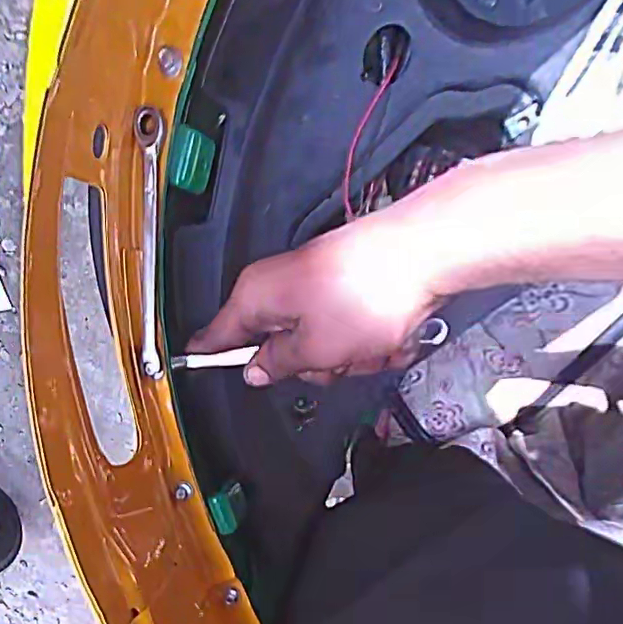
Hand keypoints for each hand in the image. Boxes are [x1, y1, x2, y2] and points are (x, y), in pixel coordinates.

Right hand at [184, 217, 445, 386]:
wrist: (426, 252)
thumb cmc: (367, 290)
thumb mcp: (314, 348)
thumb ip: (277, 364)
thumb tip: (256, 371)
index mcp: (257, 296)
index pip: (218, 334)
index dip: (211, 357)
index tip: (196, 365)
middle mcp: (281, 286)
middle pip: (277, 348)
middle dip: (311, 365)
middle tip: (333, 360)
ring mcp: (315, 285)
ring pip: (317, 345)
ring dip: (347, 356)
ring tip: (370, 344)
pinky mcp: (345, 287)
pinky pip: (346, 331)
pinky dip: (368, 340)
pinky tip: (387, 333)